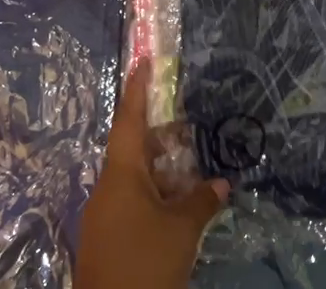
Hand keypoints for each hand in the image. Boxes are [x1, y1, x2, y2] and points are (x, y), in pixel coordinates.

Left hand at [77, 61, 228, 288]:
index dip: (136, 91)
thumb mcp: (182, 230)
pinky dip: (157, 193)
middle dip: (162, 134)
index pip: (128, 123)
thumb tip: (220, 183)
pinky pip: (134, 201)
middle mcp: (108, 191)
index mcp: (121, 178)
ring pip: (135, 179)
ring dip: (163, 169)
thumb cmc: (144, 264)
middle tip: (189, 122)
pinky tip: (180, 202)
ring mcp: (105, 217)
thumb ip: (202, 201)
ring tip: (193, 165)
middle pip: (133, 150)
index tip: (143, 61)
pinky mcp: (108, 239)